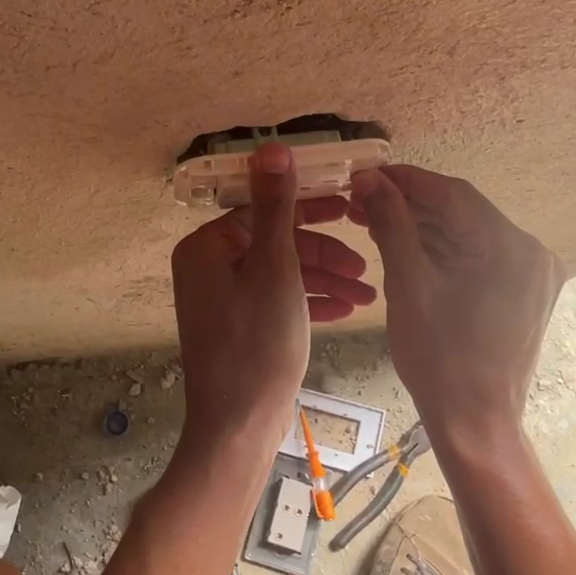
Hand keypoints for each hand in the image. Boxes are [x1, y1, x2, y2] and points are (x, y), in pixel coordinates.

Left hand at [171, 143, 377, 446]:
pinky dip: (308, 302)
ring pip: (281, 273)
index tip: (354, 211)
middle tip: (365, 266)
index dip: (312, 209)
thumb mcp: (274, 269)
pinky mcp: (237, 326)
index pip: (265, 210)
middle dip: (325, 253)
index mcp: (207, 246)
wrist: (238, 426)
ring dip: (324, 279)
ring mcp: (220, 299)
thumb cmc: (257, 345)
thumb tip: (272, 148)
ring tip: (368, 294)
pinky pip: (276, 300)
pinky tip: (346, 310)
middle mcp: (208, 267)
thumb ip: (276, 207)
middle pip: (276, 242)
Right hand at [349, 165, 563, 436]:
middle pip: (462, 211)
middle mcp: (531, 250)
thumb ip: (391, 223)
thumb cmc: (436, 356)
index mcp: (507, 245)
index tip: (363, 175)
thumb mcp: (407, 283)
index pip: (450, 192)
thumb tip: (368, 178)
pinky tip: (411, 250)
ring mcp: (534, 272)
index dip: (404, 180)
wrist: (474, 420)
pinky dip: (446, 249)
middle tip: (361, 204)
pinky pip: (481, 255)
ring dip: (426, 227)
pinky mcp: (528, 291)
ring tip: (377, 225)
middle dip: (411, 205)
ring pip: (471, 232)